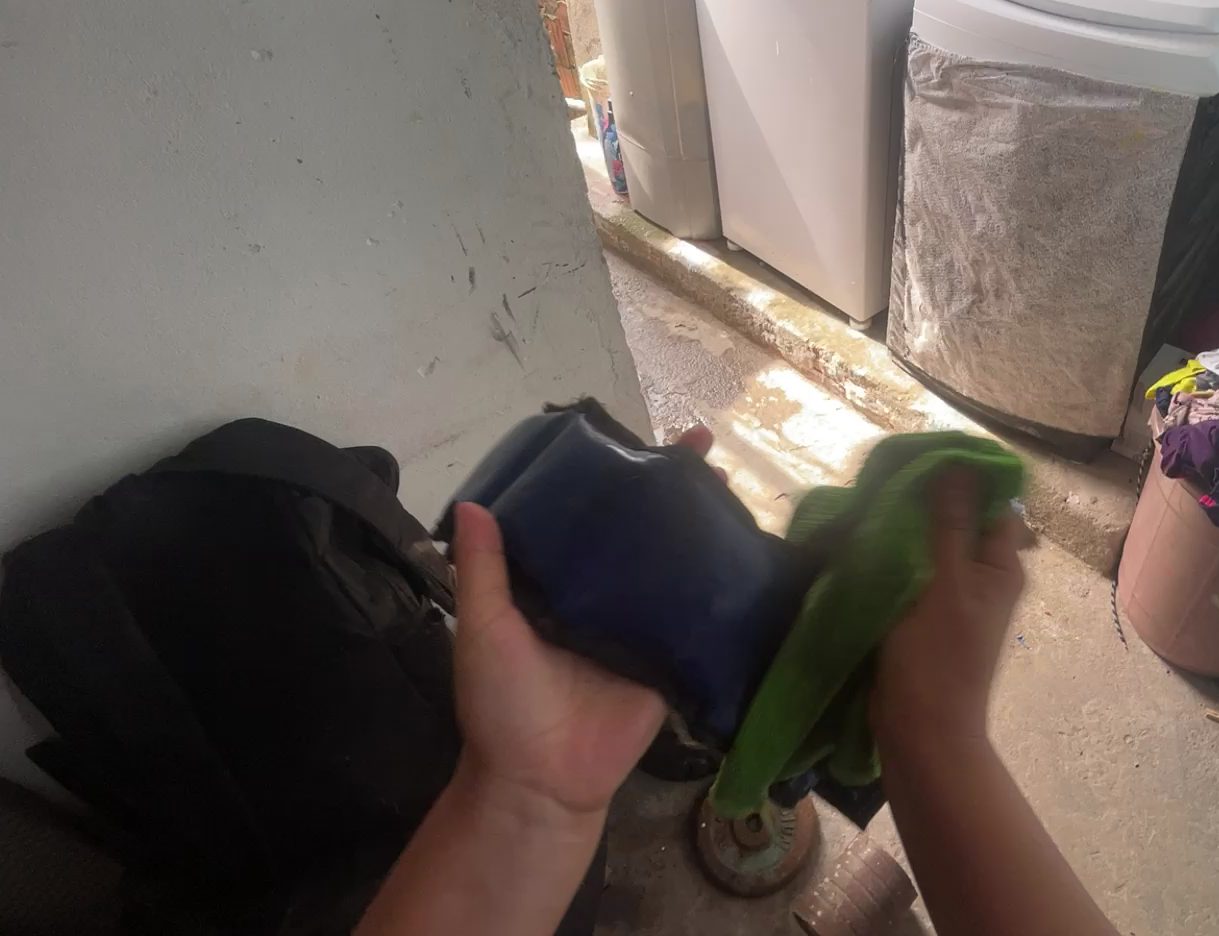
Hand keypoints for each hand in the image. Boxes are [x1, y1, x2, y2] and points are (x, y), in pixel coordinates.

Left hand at [445, 425, 720, 820]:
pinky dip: (721, 579)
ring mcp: (644, 617)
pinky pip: (698, 607)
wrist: (544, 780)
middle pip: (645, 527)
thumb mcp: (484, 629)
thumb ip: (483, 571)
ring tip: (730, 484)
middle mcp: (608, 589)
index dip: (616, 475)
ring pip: (678, 560)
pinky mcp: (673, 648)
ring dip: (705, 523)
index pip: (591, 513)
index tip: (638, 438)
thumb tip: (472, 502)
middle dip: (675, 487)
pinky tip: (745, 546)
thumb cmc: (504, 704)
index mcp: (564, 579)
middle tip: (704, 447)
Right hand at [871, 468, 1026, 750]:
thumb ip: (950, 523)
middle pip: (962, 519)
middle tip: (891, 476)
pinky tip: (872, 538)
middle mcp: (984, 574)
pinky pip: (918, 567)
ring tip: (876, 500)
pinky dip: (900, 551)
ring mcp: (955, 593)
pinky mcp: (928, 610)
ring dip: (911, 524)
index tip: (924, 456)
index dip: (965, 475)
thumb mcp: (943, 582)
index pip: (992, 502)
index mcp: (1000, 565)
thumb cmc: (936, 655)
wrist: (919, 730)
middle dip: (930, 497)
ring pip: (935, 542)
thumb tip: (959, 464)